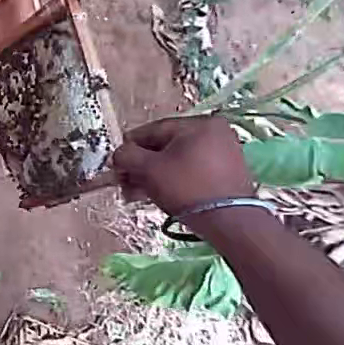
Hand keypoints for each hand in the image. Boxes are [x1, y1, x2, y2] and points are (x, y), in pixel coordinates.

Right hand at [110, 116, 253, 214]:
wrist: (229, 220)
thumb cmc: (186, 187)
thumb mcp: (148, 169)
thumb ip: (126, 156)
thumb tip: (119, 155)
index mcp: (198, 124)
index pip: (152, 130)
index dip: (129, 147)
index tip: (115, 163)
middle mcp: (214, 133)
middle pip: (163, 147)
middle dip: (140, 166)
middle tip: (123, 183)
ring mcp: (222, 152)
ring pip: (175, 161)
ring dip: (151, 176)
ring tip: (135, 194)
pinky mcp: (225, 172)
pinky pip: (189, 170)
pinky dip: (171, 180)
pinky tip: (154, 194)